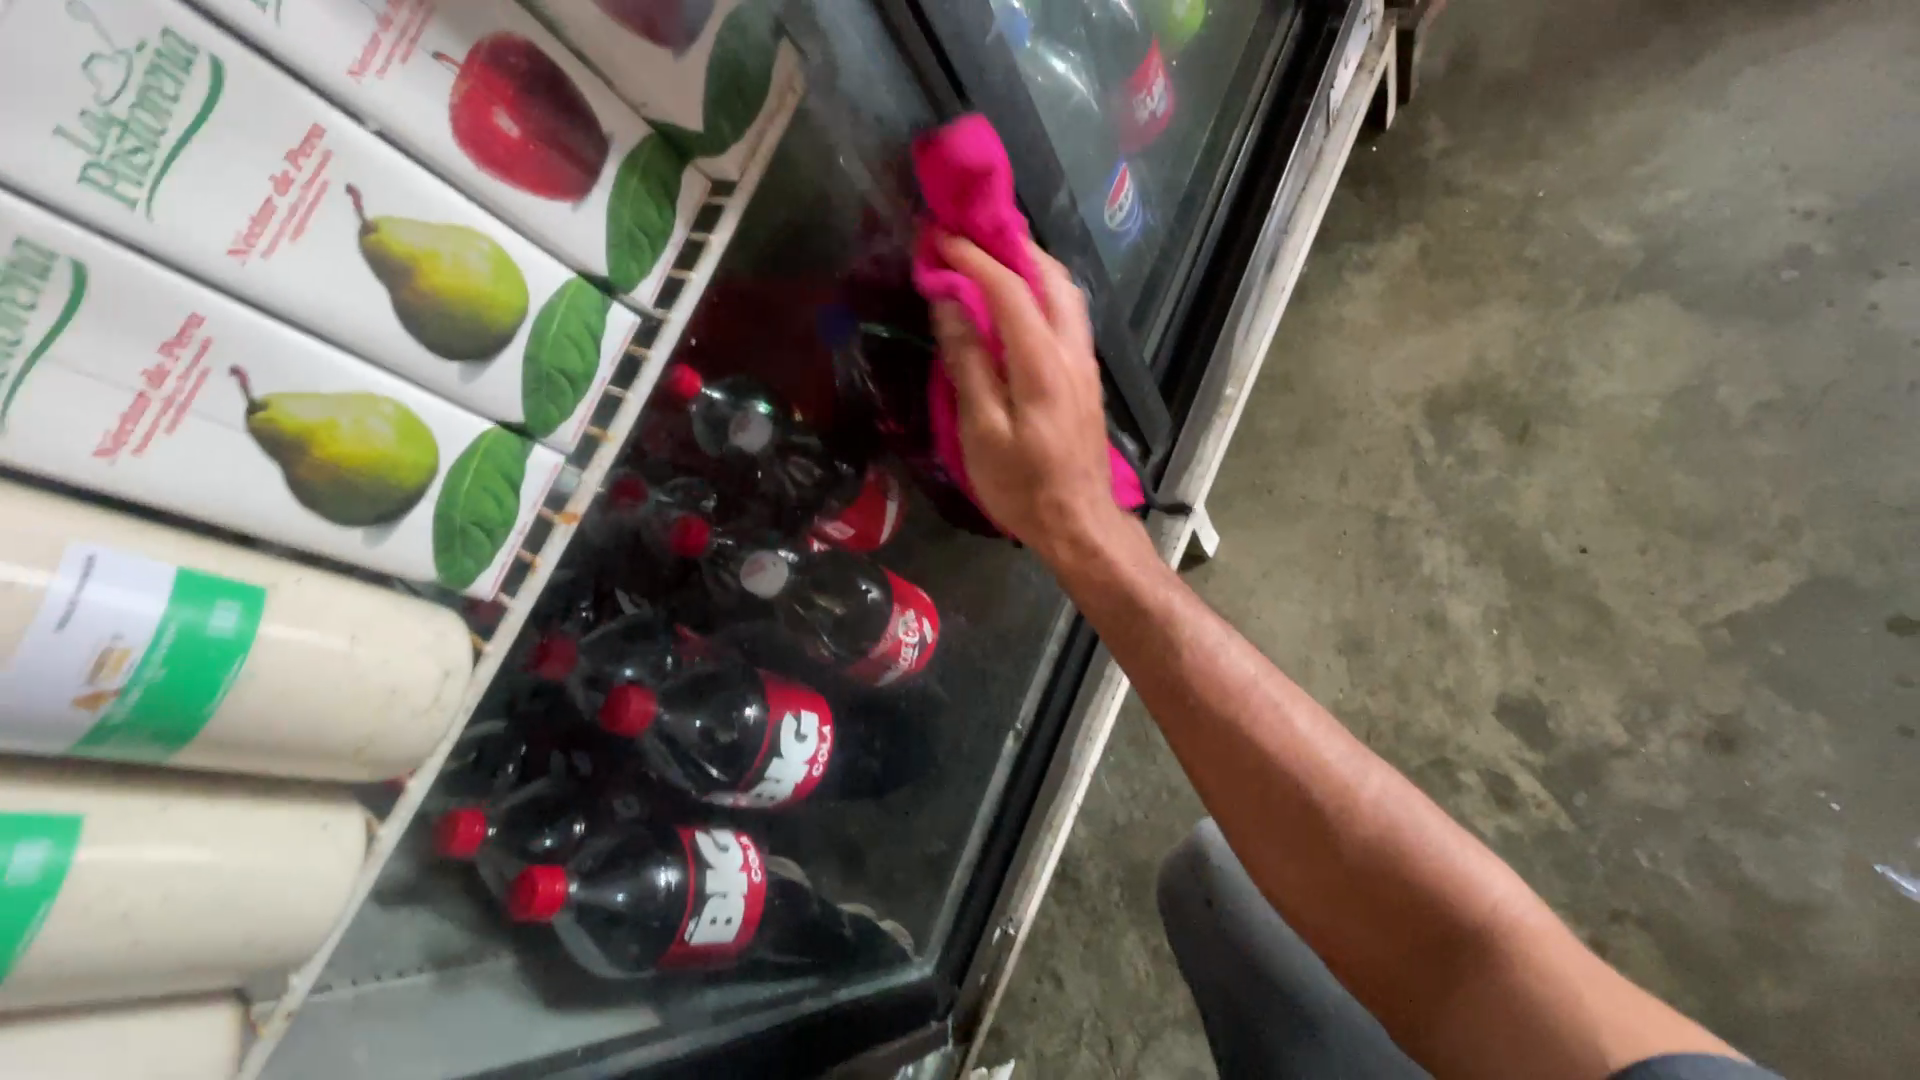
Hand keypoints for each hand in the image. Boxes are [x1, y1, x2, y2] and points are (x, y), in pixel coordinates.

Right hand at [930, 233, 1131, 562]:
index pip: (1008, 288)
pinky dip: (1042, 292)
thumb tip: (949, 305)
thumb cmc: (1022, 485)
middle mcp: (1072, 351)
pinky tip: (1019, 302)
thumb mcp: (982, 431)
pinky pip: (1067, 315)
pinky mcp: (1087, 377)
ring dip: (1031, 266)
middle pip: (1050, 276)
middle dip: (1011, 246)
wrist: (1078, 522)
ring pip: (1066, 293)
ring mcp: (1085, 363)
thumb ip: (967, 364)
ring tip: (992, 259)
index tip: (939, 238)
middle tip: (971, 236)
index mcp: (1042, 362)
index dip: (972, 258)